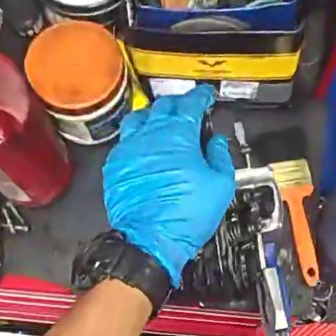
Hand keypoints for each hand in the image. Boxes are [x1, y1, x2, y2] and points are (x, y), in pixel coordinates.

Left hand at [102, 84, 235, 284]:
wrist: (151, 239)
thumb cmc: (186, 214)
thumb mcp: (220, 185)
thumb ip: (220, 157)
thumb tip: (216, 143)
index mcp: (179, 134)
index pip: (190, 103)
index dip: (201, 96)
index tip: (205, 96)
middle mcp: (150, 134)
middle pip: (162, 106)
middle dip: (178, 104)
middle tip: (188, 110)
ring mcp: (128, 149)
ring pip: (139, 119)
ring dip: (153, 117)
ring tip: (162, 124)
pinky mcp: (115, 166)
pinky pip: (126, 142)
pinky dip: (138, 140)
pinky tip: (146, 149)